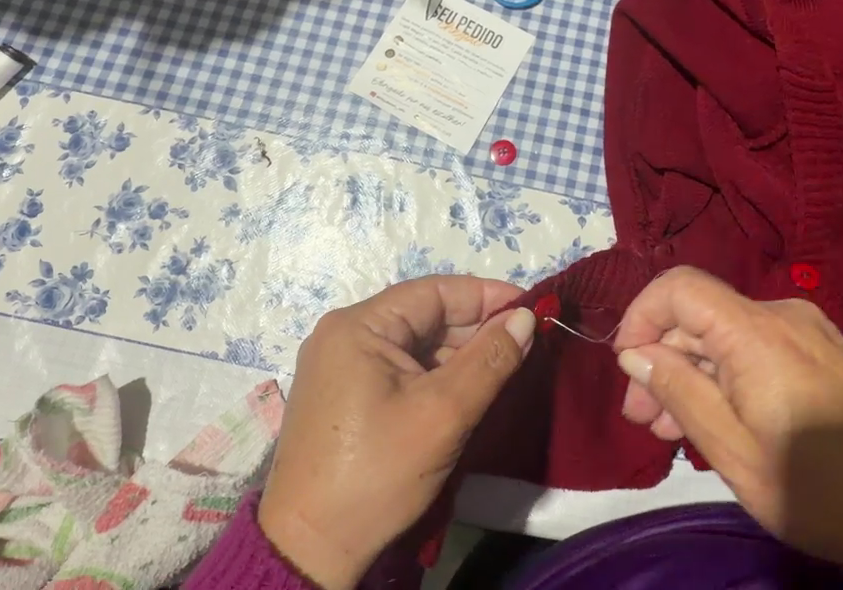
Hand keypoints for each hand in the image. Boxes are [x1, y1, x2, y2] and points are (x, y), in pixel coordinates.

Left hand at [258, 276, 535, 589]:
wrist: (309, 552)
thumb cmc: (376, 474)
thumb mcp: (444, 414)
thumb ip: (490, 360)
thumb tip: (527, 316)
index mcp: (358, 325)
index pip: (435, 291)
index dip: (487, 296)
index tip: (533, 308)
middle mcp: (344, 334)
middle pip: (424, 315)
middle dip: (476, 328)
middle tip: (526, 344)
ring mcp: (340, 365)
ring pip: (415, 343)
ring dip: (459, 354)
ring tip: (504, 367)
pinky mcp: (344, 394)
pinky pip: (400, 367)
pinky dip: (435, 374)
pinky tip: (468, 388)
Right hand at [613, 267, 842, 589]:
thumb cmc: (817, 489)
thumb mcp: (732, 450)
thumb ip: (679, 391)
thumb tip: (634, 352)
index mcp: (756, 332)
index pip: (679, 288)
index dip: (641, 316)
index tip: (626, 367)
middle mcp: (782, 315)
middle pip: (701, 316)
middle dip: (662, 359)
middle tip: (644, 419)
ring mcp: (807, 331)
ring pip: (727, 334)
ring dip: (693, 373)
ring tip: (673, 430)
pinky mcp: (822, 351)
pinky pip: (757, 347)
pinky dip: (727, 375)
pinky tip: (717, 419)